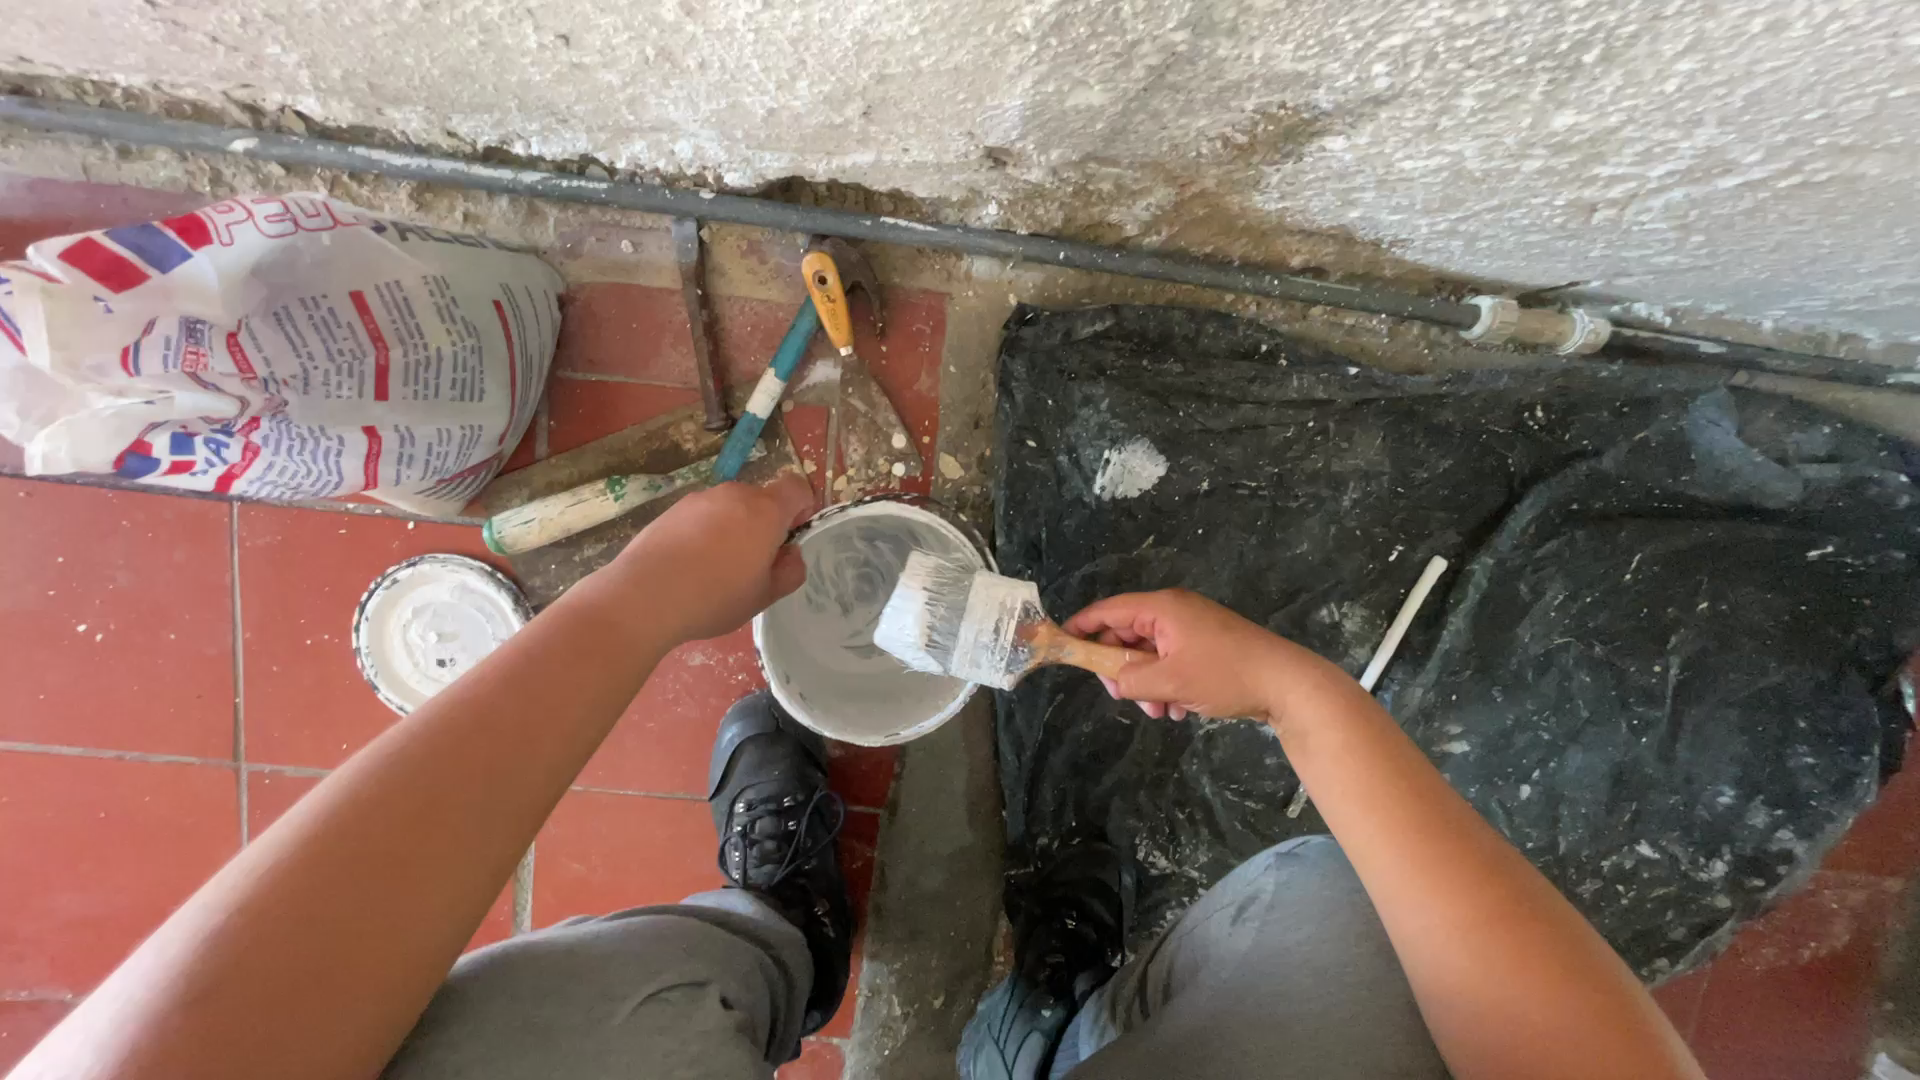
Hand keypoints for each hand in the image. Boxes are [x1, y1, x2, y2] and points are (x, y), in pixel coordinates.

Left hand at [602, 473, 814, 643]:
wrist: (643, 597)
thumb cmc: (716, 596)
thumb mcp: (765, 595)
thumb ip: (790, 571)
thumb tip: (790, 555)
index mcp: (765, 510)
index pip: (796, 487)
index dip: (802, 508)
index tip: (791, 537)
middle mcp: (733, 495)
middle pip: (761, 499)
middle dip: (765, 524)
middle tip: (754, 563)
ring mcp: (698, 500)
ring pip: (729, 508)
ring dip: (733, 529)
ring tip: (717, 568)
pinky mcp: (670, 511)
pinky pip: (701, 517)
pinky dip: (704, 534)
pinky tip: (690, 567)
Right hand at [1063, 589, 1324, 720]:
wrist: (1287, 684)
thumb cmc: (1225, 674)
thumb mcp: (1170, 681)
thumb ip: (1131, 680)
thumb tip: (1115, 682)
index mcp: (1162, 609)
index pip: (1109, 610)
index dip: (1082, 626)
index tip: (1062, 641)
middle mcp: (1174, 612)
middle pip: (1128, 635)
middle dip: (1121, 669)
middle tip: (1120, 695)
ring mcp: (1193, 629)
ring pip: (1150, 654)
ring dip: (1147, 684)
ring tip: (1160, 710)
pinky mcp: (1207, 647)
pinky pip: (1172, 662)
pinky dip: (1167, 684)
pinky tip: (1179, 708)